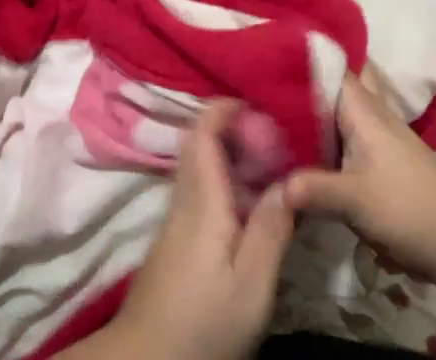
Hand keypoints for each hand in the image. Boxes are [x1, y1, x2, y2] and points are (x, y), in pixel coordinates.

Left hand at [83, 100, 295, 359]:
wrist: (147, 358)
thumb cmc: (205, 322)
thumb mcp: (252, 284)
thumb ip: (271, 230)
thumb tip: (288, 180)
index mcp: (202, 203)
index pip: (201, 136)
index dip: (222, 109)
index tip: (253, 100)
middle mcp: (183, 203)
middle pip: (198, 148)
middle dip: (232, 129)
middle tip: (275, 133)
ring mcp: (175, 222)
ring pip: (199, 170)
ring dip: (230, 157)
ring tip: (271, 162)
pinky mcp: (175, 242)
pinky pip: (200, 193)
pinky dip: (225, 183)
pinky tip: (250, 202)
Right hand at [283, 68, 435, 279]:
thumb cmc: (411, 211)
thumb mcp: (357, 202)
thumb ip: (314, 189)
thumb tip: (273, 187)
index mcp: (364, 111)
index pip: (331, 66)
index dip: (300, 53)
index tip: (264, 46)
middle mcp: (371, 114)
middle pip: (337, 79)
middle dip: (307, 71)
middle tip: (266, 69)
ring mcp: (376, 135)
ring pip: (339, 104)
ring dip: (311, 99)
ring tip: (269, 96)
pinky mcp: (377, 157)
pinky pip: (341, 128)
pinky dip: (320, 126)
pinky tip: (295, 136)